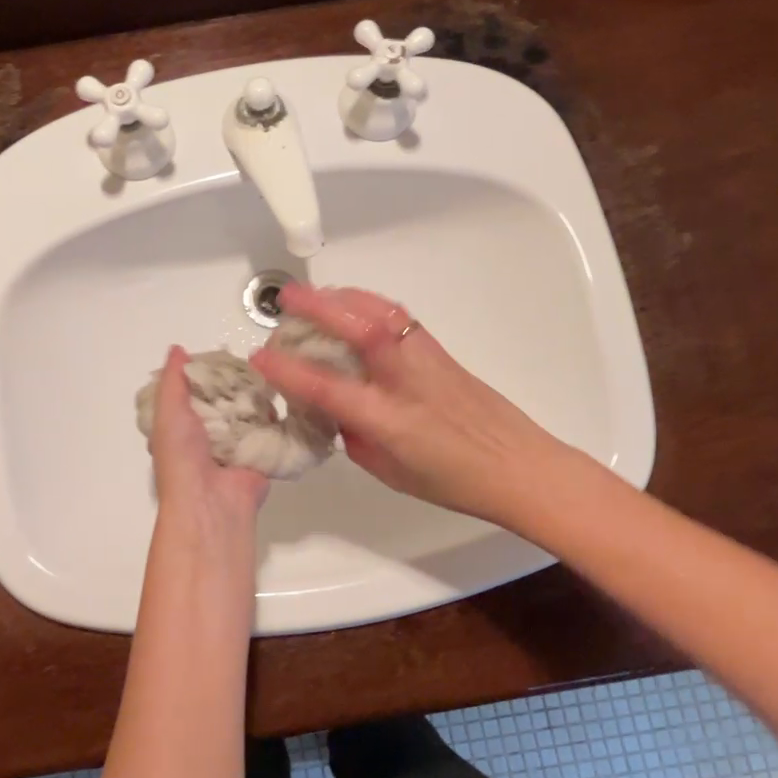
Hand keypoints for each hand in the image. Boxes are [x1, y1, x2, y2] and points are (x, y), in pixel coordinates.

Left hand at [149, 347, 269, 523]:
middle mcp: (208, 435)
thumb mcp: (168, 412)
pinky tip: (286, 396)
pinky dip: (276, 417)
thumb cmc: (183, 456)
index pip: (195, 391)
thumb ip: (172, 381)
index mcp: (182, 426)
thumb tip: (177, 348)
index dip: (207, 372)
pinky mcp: (260, 455)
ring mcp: (236, 446)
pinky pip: (270, 430)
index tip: (224, 352)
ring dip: (258, 397)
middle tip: (255, 361)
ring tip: (273, 373)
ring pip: (249, 412)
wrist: (211, 502)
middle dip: (237, 383)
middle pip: (225, 399)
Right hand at [251, 285, 598, 527]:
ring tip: (314, 296)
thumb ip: (355, 435)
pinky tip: (353, 307)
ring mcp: (427, 359)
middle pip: (361, 329)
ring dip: (342, 298)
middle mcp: (407, 382)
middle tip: (286, 298)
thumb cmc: (453, 481)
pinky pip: (396, 317)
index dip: (289, 371)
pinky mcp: (439, 349)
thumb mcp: (390, 471)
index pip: (329, 389)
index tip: (259, 357)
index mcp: (391, 421)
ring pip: (382, 313)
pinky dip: (367, 304)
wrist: (518, 466)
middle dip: (318, 308)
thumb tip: (333, 408)